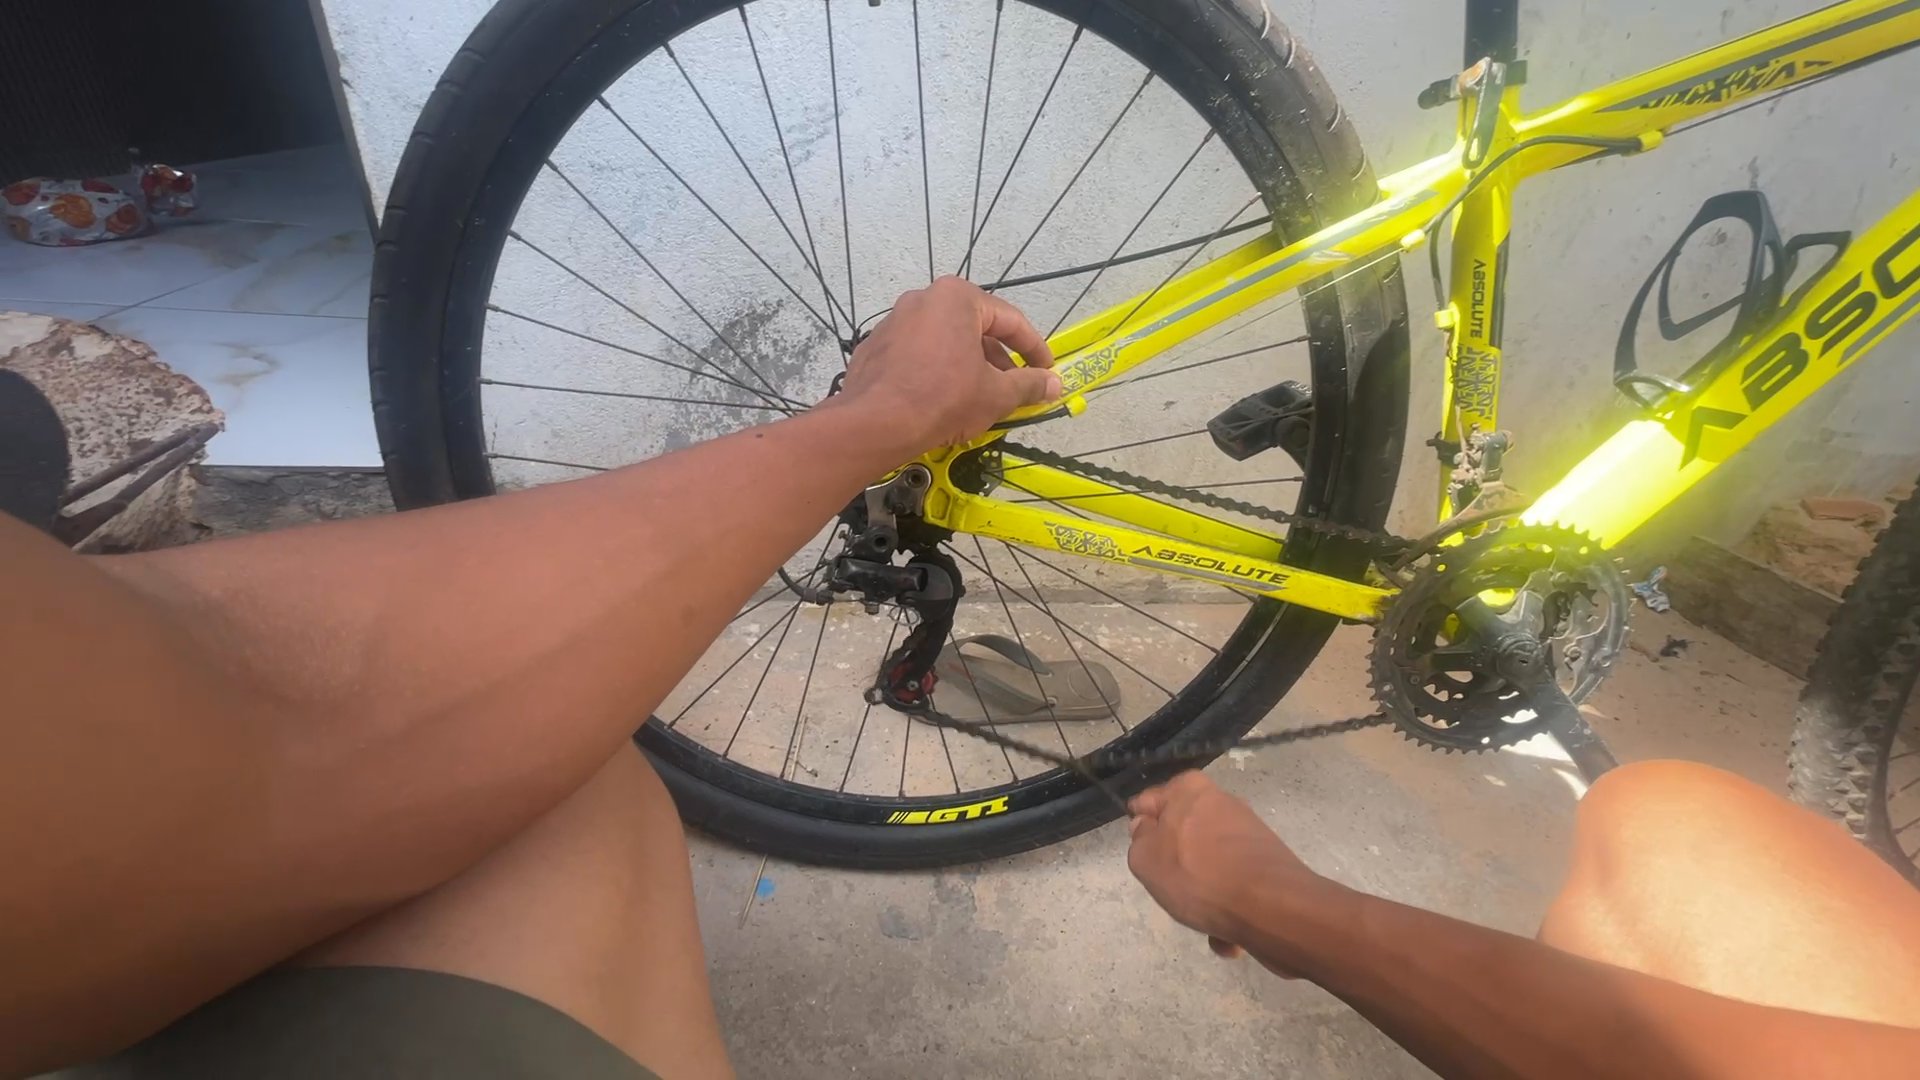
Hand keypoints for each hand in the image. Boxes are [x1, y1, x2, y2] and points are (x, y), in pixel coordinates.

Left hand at [838, 277, 1060, 451]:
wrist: (876, 423)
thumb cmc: (944, 399)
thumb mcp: (996, 394)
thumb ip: (1029, 385)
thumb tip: (1055, 385)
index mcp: (957, 298)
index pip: (1010, 320)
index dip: (1034, 349)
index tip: (1047, 372)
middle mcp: (923, 299)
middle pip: (974, 329)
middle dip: (997, 362)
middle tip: (1013, 391)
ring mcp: (893, 322)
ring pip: (944, 343)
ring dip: (967, 368)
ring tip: (979, 400)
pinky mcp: (874, 349)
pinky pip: (916, 357)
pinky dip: (936, 374)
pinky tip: (941, 403)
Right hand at [1127, 771, 1324, 973]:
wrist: (1273, 910)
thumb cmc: (1199, 876)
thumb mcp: (1146, 859)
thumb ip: (1138, 841)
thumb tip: (1148, 830)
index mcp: (1188, 789)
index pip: (1148, 803)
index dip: (1142, 831)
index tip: (1143, 855)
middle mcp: (1220, 803)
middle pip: (1181, 838)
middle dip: (1176, 869)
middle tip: (1171, 889)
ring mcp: (1247, 835)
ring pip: (1209, 867)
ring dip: (1204, 897)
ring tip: (1207, 922)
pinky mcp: (1268, 865)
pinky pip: (1235, 887)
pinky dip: (1228, 910)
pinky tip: (1230, 934)